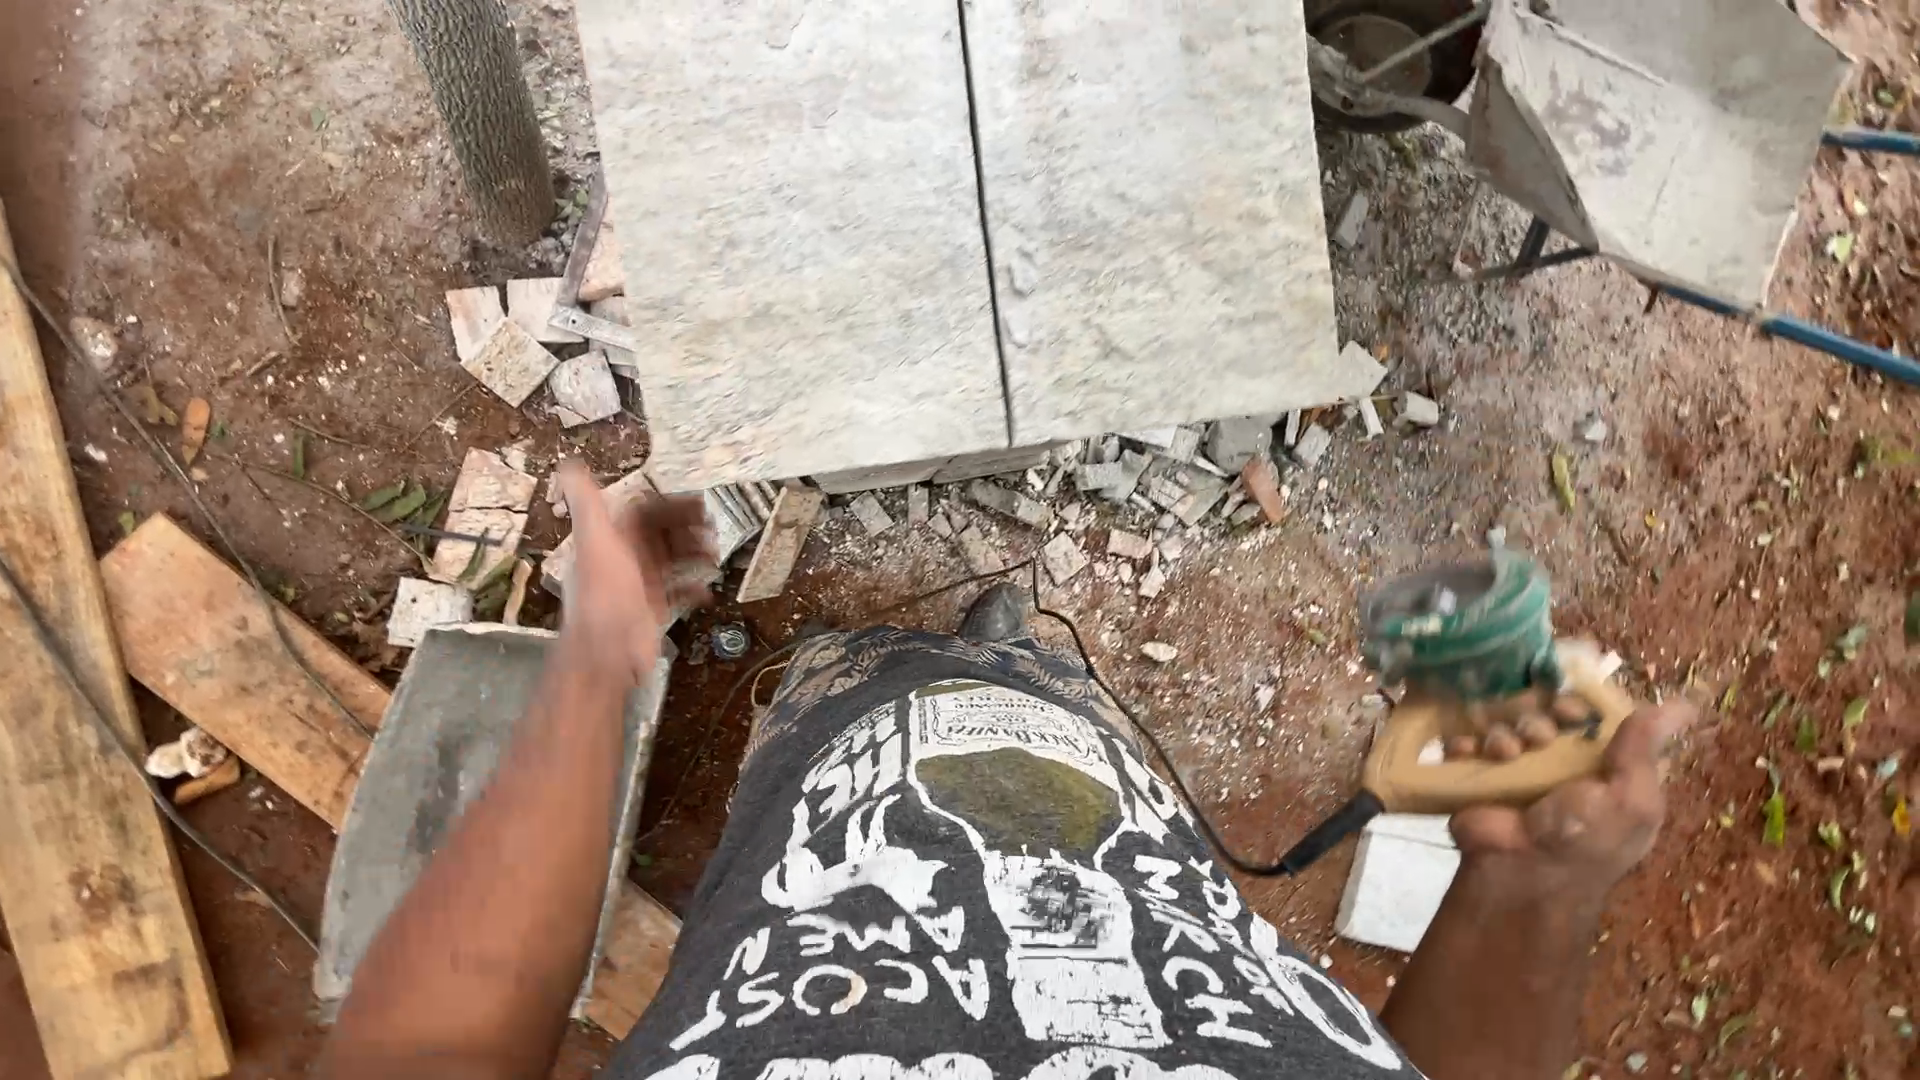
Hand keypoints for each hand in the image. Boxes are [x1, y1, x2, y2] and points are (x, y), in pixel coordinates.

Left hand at [554, 462, 714, 683]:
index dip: (670, 506)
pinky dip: (693, 588)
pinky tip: (706, 589)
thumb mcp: (594, 542)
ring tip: (714, 554)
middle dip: (687, 529)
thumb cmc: (605, 595)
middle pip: (661, 535)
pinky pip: (677, 592)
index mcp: (612, 540)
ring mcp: (640, 584)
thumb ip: (587, 505)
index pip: (644, 513)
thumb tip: (567, 465)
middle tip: (714, 527)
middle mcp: (625, 559)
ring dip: (694, 554)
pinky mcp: (653, 607)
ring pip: (672, 561)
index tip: (697, 503)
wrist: (608, 650)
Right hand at [1449, 702, 1694, 896]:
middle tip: (1537, 738)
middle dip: (1535, 720)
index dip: (1575, 706)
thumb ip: (1643, 751)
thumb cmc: (1587, 838)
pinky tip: (1469, 752)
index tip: (1570, 712)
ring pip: (1498, 724)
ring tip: (1503, 754)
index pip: (1584, 716)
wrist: (1523, 870)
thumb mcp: (1630, 800)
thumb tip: (1686, 705)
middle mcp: (1551, 761)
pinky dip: (1462, 743)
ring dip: (1500, 734)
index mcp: (1595, 765)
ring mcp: (1508, 767)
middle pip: (1536, 715)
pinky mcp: (1471, 772)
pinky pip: (1460, 742)